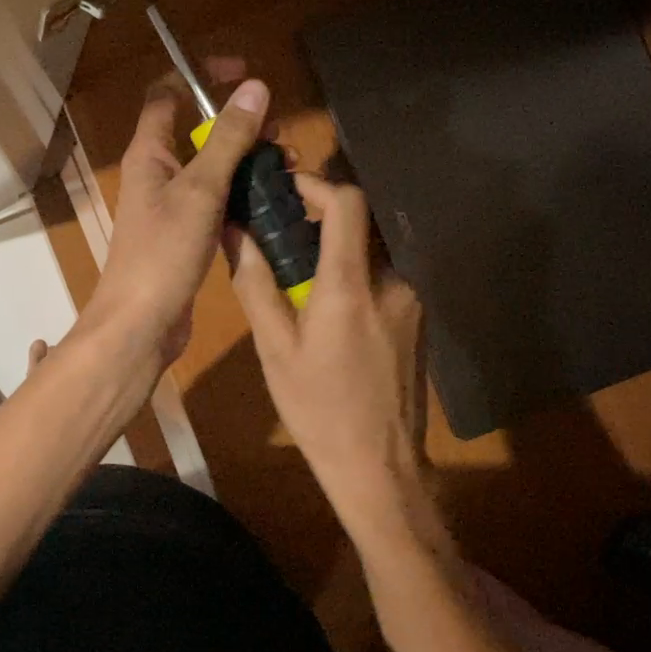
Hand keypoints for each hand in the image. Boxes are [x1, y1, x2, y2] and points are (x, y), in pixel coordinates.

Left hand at [83, 72, 271, 364]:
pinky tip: (272, 202)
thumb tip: (254, 87)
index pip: (168, 94)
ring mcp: (170, 206)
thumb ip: (227, 139)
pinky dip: (241, 195)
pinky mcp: (185, 234)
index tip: (246, 74)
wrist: (142, 323)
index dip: (201, 76)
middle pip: (197, 131)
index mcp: (148, 154)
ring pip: (211, 168)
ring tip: (287, 170)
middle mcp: (156, 174)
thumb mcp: (200, 190)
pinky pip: (216, 200)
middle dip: (239, 126)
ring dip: (246, 162)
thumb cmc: (164, 252)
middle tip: (280, 136)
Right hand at [226, 172, 422, 486]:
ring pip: (368, 254)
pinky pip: (379, 280)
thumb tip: (234, 232)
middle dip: (318, 221)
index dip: (316, 186)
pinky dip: (350, 277)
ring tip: (295, 276)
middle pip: (359, 225)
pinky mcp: (416, 321)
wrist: (378, 465)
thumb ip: (256, 284)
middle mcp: (390, 283)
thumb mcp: (274, 349)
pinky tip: (325, 311)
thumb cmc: (316, 409)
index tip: (284, 189)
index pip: (347, 204)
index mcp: (349, 287)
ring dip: (333, 252)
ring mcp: (410, 302)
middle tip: (278, 235)